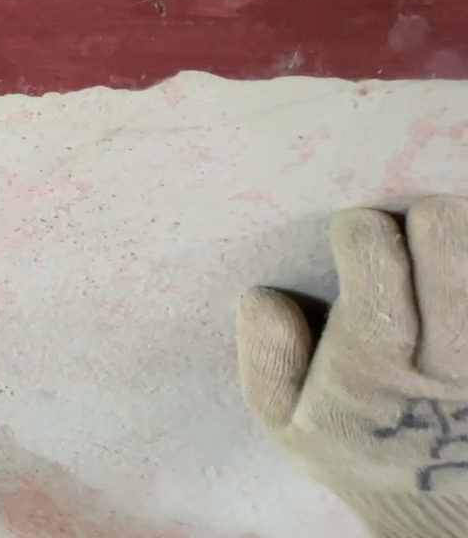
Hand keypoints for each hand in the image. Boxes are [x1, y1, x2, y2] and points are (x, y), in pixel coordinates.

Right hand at [239, 196, 467, 536]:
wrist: (441, 514)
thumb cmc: (348, 443)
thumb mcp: (279, 415)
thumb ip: (268, 357)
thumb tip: (264, 294)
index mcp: (369, 387)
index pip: (378, 311)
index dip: (371, 257)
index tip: (359, 221)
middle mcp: (444, 385)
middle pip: (456, 304)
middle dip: (444, 246)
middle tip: (430, 206)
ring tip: (452, 217)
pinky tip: (463, 258)